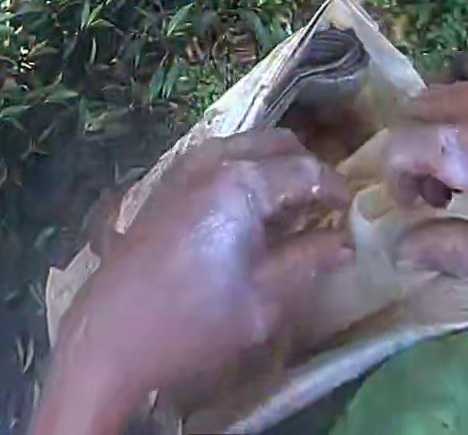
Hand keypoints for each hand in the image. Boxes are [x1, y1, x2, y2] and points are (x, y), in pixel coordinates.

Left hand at [34, 130, 352, 432]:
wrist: (115, 326)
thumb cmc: (194, 317)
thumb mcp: (264, 298)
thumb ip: (309, 259)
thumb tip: (345, 242)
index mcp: (242, 180)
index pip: (307, 169)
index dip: (336, 189)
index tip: (352, 214)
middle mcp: (215, 155)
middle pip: (279, 143)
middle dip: (308, 170)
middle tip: (324, 211)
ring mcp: (189, 160)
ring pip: (251, 144)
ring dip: (278, 169)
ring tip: (292, 216)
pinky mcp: (174, 174)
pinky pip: (225, 156)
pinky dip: (250, 171)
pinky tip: (254, 213)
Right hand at [379, 82, 467, 320]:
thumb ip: (444, 249)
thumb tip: (396, 249)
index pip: (398, 146)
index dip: (396, 182)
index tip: (421, 214)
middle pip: (412, 112)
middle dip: (412, 151)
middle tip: (441, 196)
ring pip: (440, 97)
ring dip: (434, 131)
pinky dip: (462, 118)